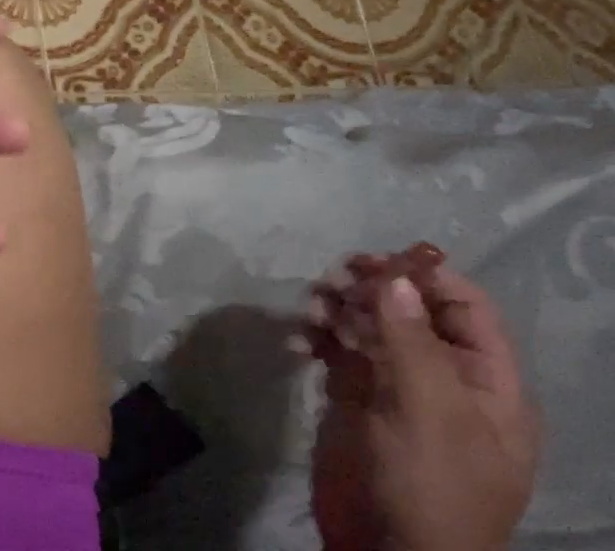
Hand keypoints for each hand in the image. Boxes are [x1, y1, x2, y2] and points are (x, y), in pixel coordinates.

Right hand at [305, 252, 538, 550]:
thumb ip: (411, 342)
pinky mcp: (352, 397)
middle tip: (331, 279)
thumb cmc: (429, 483)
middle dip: (370, 289)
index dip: (425, 279)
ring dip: (336, 308)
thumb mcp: (429, 412)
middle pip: (409, 311)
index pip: (465, 310)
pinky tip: (296, 339)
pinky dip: (315, 336)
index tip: (374, 259)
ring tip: (308, 311)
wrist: (388, 548)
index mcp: (485, 382)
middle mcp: (442, 377)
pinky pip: (335, 350)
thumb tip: (394, 276)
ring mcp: (394, 387)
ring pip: (366, 325)